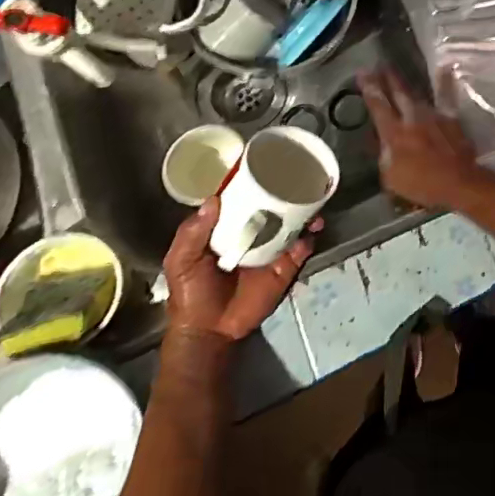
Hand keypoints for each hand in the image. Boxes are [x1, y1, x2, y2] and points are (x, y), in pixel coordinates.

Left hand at [162, 198, 318, 341]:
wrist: (207, 330)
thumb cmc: (190, 291)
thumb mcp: (181, 259)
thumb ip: (194, 231)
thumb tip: (213, 200)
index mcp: (225, 227)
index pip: (240, 200)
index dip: (251, 183)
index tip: (264, 165)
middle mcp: (250, 234)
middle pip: (271, 209)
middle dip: (286, 195)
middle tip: (298, 183)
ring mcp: (268, 251)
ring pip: (290, 227)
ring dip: (303, 216)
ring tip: (313, 207)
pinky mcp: (282, 270)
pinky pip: (298, 253)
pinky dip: (306, 243)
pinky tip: (309, 235)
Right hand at [359, 69, 487, 208]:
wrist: (460, 183)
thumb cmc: (422, 185)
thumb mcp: (391, 177)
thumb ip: (383, 155)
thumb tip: (378, 141)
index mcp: (394, 132)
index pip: (377, 105)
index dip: (369, 88)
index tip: (361, 73)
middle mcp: (412, 117)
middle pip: (397, 93)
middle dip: (385, 78)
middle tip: (377, 65)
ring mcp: (433, 115)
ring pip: (416, 94)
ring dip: (405, 83)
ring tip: (395, 72)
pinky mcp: (451, 118)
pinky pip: (445, 96)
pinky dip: (444, 82)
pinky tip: (445, 67)